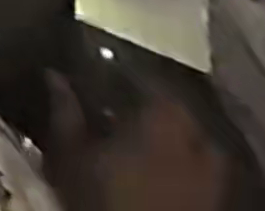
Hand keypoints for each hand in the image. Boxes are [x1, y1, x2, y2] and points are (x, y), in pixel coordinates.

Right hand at [46, 72, 227, 210]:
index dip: (142, 79)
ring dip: (181, 135)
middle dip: (164, 108)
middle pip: (190, 122)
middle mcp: (195, 157)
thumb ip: (65, 108)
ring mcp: (210, 187)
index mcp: (158, 135)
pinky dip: (188, 161)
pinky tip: (161, 162)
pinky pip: (207, 174)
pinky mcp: (211, 207)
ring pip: (206, 150)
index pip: (162, 95)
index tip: (115, 68)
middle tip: (130, 99)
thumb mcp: (68, 148)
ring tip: (149, 131)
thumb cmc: (94, 193)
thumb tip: (53, 73)